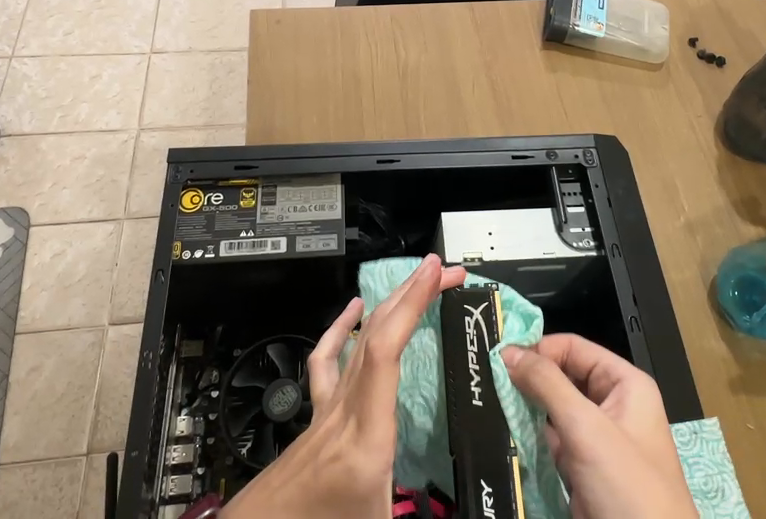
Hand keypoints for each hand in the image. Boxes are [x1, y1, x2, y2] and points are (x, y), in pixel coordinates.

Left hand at [220, 254, 465, 518]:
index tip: (436, 274)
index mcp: (365, 439)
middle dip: (413, 293)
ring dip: (390, 304)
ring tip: (417, 279)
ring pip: (357, 341)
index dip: (412, 305)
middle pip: (376, 334)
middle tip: (447, 270)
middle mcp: (344, 412)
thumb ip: (423, 513)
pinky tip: (355, 308)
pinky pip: (328, 358)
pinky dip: (343, 326)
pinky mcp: (318, 415)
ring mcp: (328, 409)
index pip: (385, 353)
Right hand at [502, 334, 696, 518]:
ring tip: (489, 402)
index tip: (497, 358)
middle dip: (528, 378)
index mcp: (625, 384)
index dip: (538, 349)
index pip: (573, 348)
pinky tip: (504, 433)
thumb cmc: (627, 486)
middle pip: (562, 376)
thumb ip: (547, 384)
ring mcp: (598, 439)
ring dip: (526, 408)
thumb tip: (508, 351)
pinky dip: (530, 437)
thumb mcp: (586, 428)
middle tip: (487, 380)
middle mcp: (613, 404)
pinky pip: (552, 441)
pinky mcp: (584, 468)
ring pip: (554, 410)